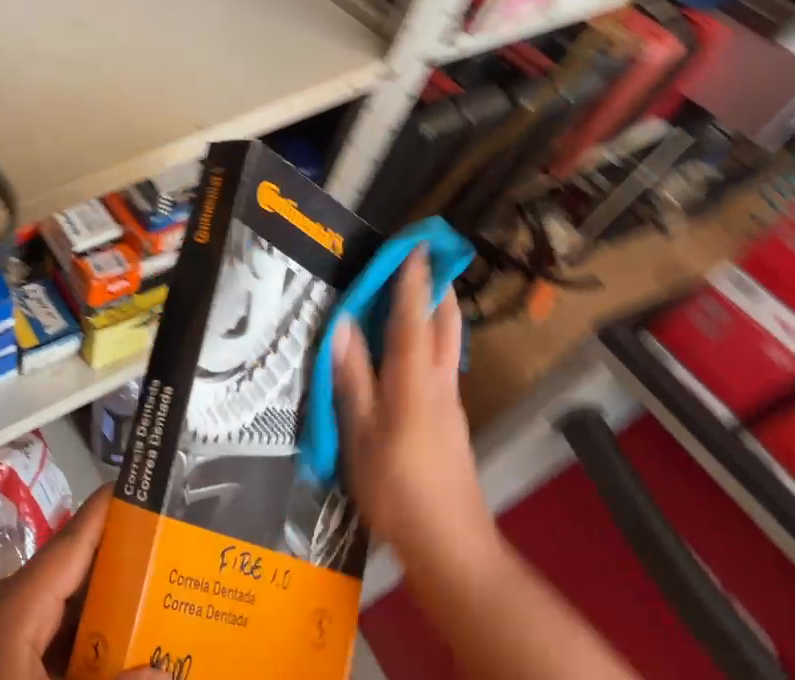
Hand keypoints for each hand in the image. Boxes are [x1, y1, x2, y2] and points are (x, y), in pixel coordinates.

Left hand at [0, 490, 162, 679]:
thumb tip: (162, 669)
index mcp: (16, 608)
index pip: (67, 546)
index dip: (101, 515)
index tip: (134, 485)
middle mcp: (13, 611)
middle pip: (72, 571)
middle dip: (117, 555)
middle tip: (166, 537)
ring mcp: (13, 639)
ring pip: (69, 605)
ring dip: (109, 597)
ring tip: (159, 582)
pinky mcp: (16, 662)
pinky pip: (62, 635)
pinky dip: (94, 633)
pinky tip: (128, 641)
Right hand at [333, 249, 497, 564]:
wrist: (451, 547)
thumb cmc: (398, 490)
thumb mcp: (361, 435)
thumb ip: (352, 379)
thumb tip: (343, 326)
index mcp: (414, 384)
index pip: (413, 321)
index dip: (411, 283)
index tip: (413, 247)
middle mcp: (438, 386)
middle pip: (445, 328)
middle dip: (437, 290)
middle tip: (427, 260)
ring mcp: (449, 406)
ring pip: (447, 347)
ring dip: (436, 314)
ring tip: (419, 292)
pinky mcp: (449, 424)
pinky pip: (441, 366)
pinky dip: (431, 342)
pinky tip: (411, 350)